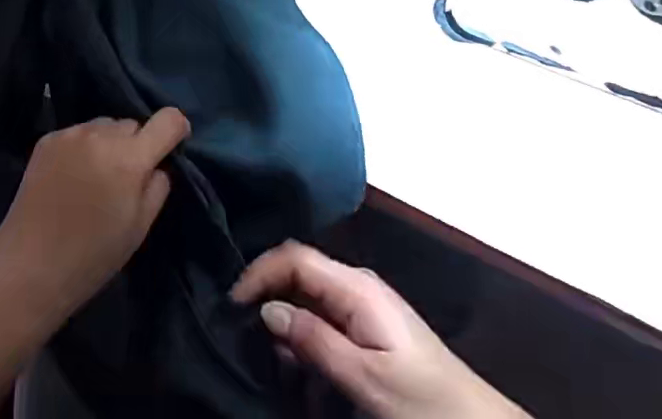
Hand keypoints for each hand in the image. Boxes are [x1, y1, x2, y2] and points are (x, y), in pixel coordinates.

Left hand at [0, 108, 191, 332]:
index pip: (166, 120)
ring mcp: (70, 134)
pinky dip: (83, 147)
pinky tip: (72, 177)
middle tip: (126, 178)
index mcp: (129, 158)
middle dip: (136, 144)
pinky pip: (77, 133)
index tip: (175, 142)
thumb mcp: (139, 227)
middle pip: (131, 124)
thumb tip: (157, 165)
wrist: (31, 263)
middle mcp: (99, 135)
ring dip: (108, 143)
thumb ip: (157, 187)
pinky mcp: (46, 139)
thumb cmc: (93, 256)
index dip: (176, 127)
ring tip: (97, 178)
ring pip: (103, 126)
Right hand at [232, 242, 529, 418]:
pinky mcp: (369, 327)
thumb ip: (314, 341)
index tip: (233, 304)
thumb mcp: (367, 380)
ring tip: (268, 354)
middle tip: (244, 330)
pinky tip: (300, 366)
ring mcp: (364, 305)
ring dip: (285, 320)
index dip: (258, 273)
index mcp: (357, 288)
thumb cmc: (427, 405)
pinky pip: (324, 317)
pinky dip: (304, 335)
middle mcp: (357, 286)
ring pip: (307, 296)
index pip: (294, 257)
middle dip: (267, 294)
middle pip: (298, 271)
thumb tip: (268, 311)